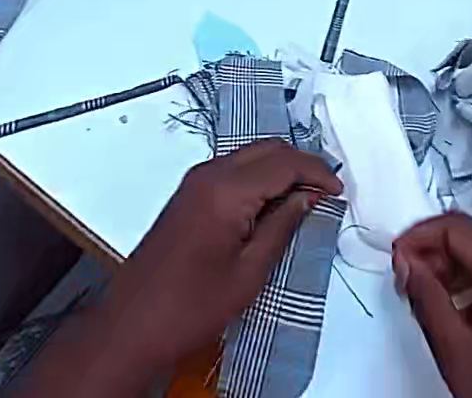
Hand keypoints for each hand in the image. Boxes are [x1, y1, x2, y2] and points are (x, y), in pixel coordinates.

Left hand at [10, 139, 341, 396]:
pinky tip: (273, 203)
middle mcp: (210, 172)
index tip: (339, 190)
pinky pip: (234, 169)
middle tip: (326, 192)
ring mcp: (197, 179)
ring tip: (306, 198)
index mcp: (226, 189)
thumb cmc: (191, 306)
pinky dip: (259, 177)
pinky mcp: (190, 191)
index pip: (282, 162)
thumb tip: (308, 197)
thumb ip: (281, 226)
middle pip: (266, 148)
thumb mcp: (248, 273)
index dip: (316, 172)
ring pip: (250, 155)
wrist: (132, 323)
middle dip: (300, 164)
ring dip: (280, 168)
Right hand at [394, 213, 471, 397]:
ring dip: (452, 270)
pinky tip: (457, 316)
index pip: (456, 228)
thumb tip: (408, 264)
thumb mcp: (457, 350)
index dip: (420, 236)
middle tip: (408, 276)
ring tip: (428, 298)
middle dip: (434, 253)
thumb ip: (426, 296)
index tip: (400, 255)